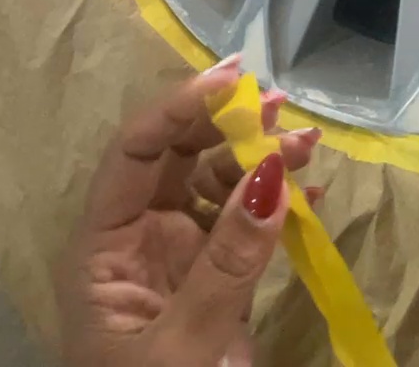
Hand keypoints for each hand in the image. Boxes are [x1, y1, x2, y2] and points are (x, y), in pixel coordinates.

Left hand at [55, 58, 322, 366]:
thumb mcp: (181, 346)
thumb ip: (226, 263)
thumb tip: (273, 173)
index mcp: (105, 242)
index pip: (137, 149)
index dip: (180, 105)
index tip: (233, 79)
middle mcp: (140, 234)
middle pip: (182, 156)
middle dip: (230, 124)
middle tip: (280, 105)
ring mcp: (181, 254)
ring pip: (220, 183)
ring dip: (263, 157)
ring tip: (310, 143)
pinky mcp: (217, 277)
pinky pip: (248, 224)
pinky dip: (280, 203)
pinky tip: (313, 195)